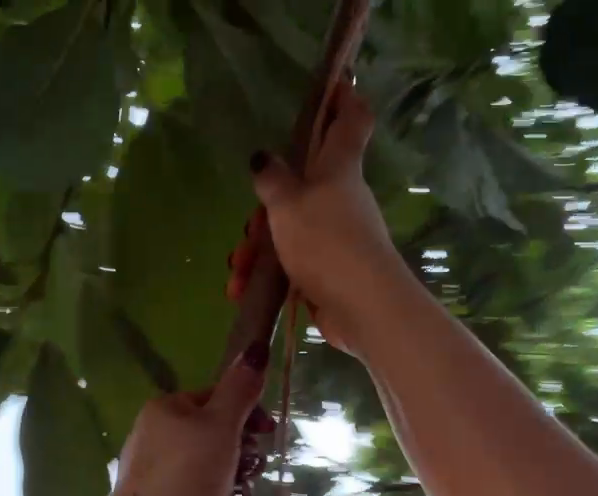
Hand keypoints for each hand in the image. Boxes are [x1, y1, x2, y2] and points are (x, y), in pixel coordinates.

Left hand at [111, 346, 275, 495]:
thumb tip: (255, 348)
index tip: (269, 432)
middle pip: (220, 441)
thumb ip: (241, 389)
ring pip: (217, 477)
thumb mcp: (220, 425)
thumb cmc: (186, 474)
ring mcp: (161, 478)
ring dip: (235, 493)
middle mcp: (160, 440)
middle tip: (246, 474)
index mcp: (168, 411)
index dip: (248, 414)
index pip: (217, 399)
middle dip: (243, 461)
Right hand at [225, 79, 406, 356]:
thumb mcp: (289, 204)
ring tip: (237, 271)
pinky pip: (289, 267)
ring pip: (288, 233)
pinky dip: (265, 279)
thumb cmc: (327, 242)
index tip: (330, 88)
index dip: (344, 100)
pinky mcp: (326, 274)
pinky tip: (241, 292)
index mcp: (338, 168)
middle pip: (301, 188)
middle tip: (250, 226)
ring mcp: (334, 238)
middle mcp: (339, 199)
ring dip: (257, 252)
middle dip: (266, 208)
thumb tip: (263, 157)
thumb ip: (272, 179)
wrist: (360, 306)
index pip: (351, 121)